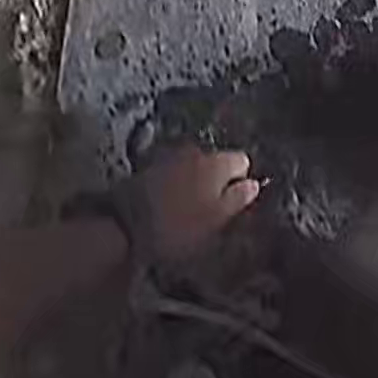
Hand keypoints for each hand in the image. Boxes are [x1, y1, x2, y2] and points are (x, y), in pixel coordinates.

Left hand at [131, 145, 261, 262]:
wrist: (123, 226)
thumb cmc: (178, 227)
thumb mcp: (216, 220)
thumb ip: (238, 199)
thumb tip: (254, 184)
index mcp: (217, 162)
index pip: (243, 160)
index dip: (241, 181)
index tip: (232, 203)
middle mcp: (197, 151)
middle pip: (218, 161)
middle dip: (218, 180)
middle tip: (210, 209)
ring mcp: (172, 156)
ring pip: (196, 166)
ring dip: (196, 181)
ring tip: (187, 208)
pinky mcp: (150, 166)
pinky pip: (175, 171)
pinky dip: (177, 183)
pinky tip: (169, 203)